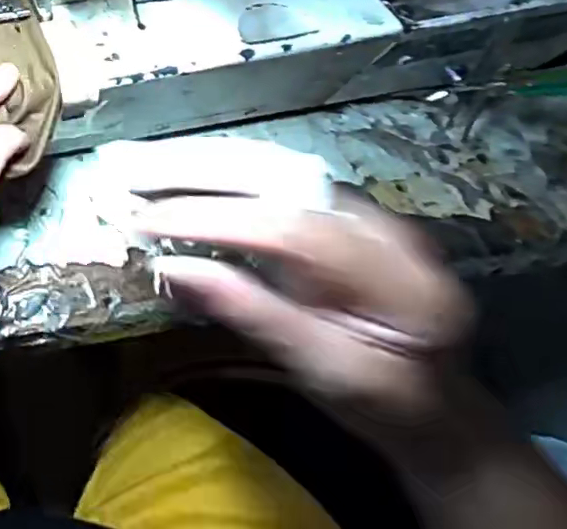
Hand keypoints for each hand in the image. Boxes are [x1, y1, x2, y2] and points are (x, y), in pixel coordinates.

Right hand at [135, 167, 471, 427]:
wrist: (432, 402)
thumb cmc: (379, 399)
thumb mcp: (318, 369)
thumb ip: (249, 312)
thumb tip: (168, 268)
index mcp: (394, 276)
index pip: (289, 228)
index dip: (212, 219)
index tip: (149, 223)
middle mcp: (381, 223)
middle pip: (278, 178)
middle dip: (198, 174)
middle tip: (134, 180)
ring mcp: (362, 206)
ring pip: (272, 166)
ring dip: (204, 164)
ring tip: (147, 167)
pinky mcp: (338, 202)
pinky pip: (273, 174)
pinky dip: (221, 170)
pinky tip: (182, 172)